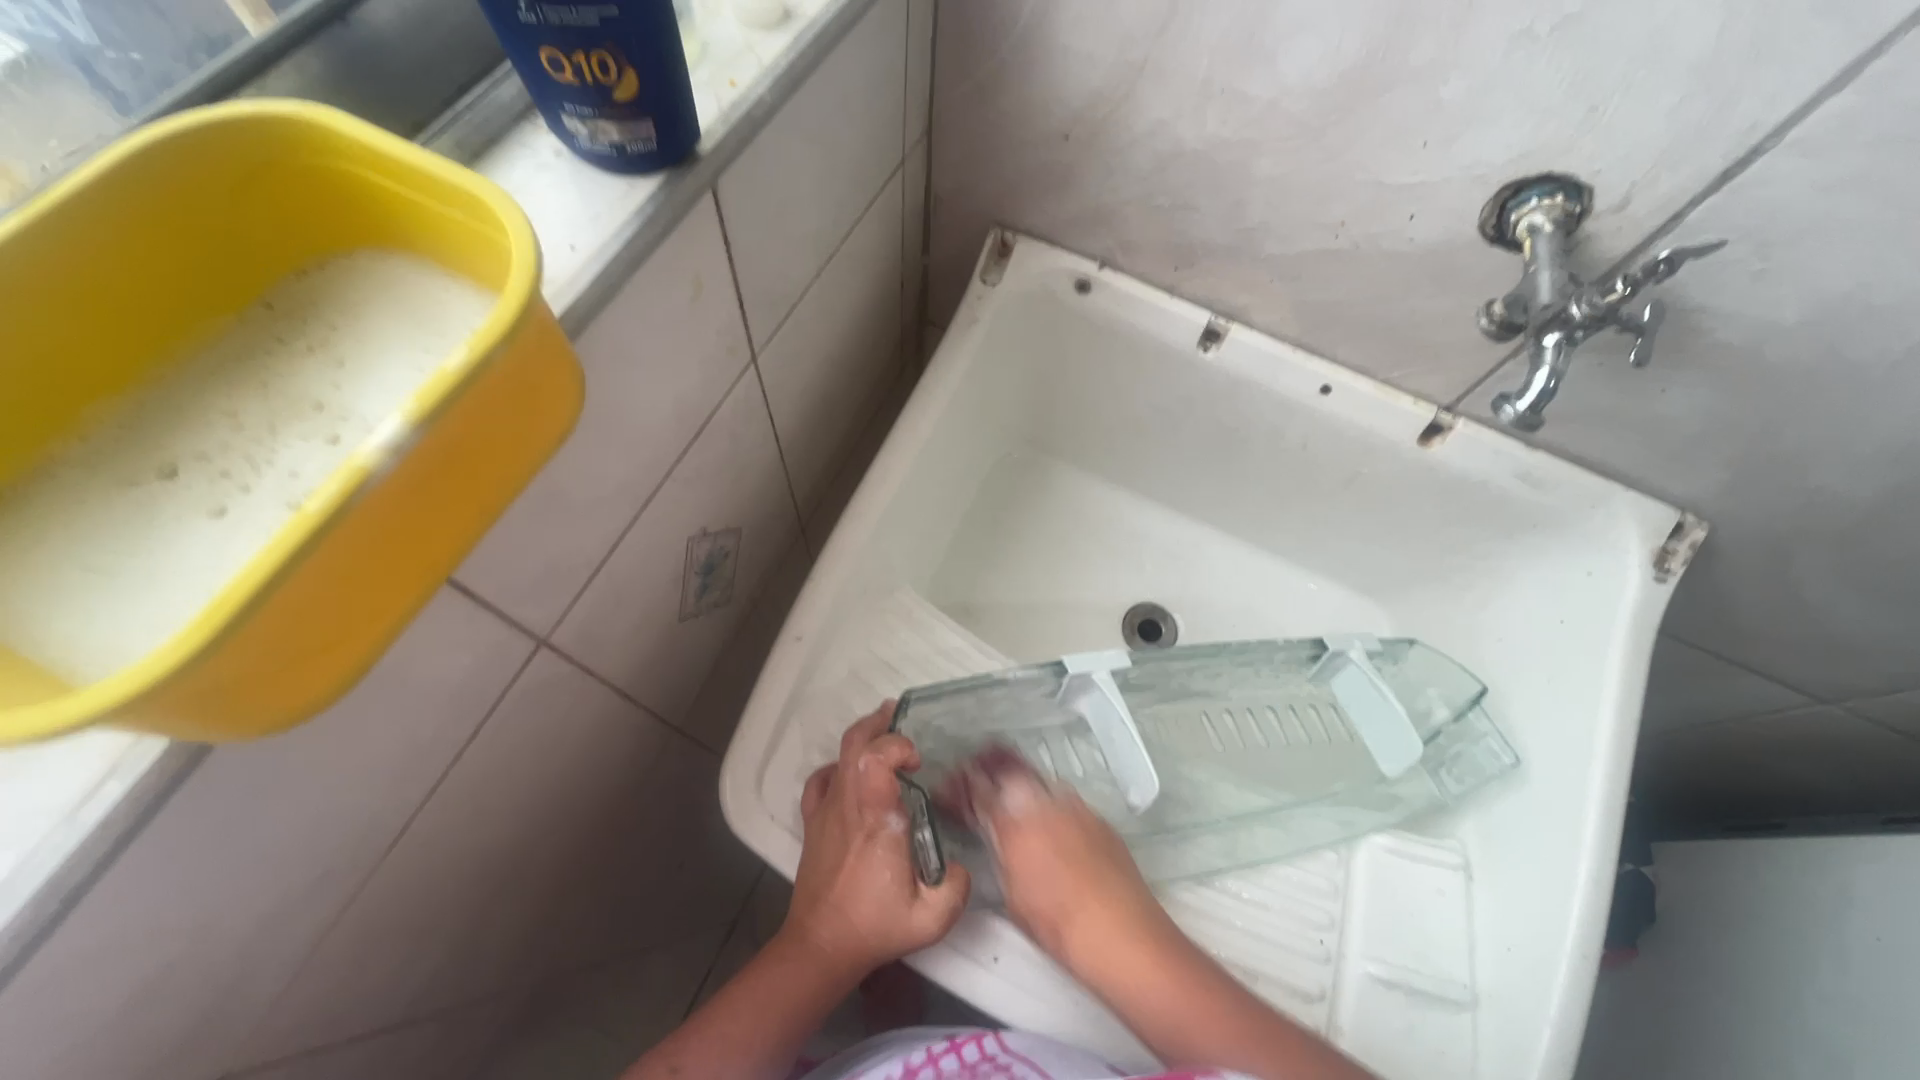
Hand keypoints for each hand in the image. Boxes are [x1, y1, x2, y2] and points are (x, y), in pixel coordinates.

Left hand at [781, 703, 970, 979]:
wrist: (822, 945)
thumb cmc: (875, 926)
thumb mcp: (931, 918)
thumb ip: (956, 887)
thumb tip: (961, 865)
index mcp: (876, 819)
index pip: (874, 758)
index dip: (896, 745)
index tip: (917, 760)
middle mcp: (848, 805)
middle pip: (853, 743)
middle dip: (877, 724)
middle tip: (899, 717)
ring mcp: (826, 811)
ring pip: (838, 757)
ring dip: (861, 741)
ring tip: (883, 737)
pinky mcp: (813, 823)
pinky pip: (820, 781)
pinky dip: (837, 768)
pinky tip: (851, 775)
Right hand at [948, 747, 1176, 970]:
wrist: (1120, 932)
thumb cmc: (1058, 924)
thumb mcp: (1012, 892)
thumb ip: (1000, 852)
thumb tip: (993, 834)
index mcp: (1015, 822)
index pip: (980, 791)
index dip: (961, 786)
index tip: (950, 786)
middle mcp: (1046, 804)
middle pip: (1011, 771)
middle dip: (990, 769)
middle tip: (977, 774)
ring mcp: (1076, 808)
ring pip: (1041, 782)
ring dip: (1021, 783)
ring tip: (1012, 796)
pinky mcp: (1099, 820)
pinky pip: (1066, 800)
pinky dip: (1050, 802)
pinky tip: (1050, 822)